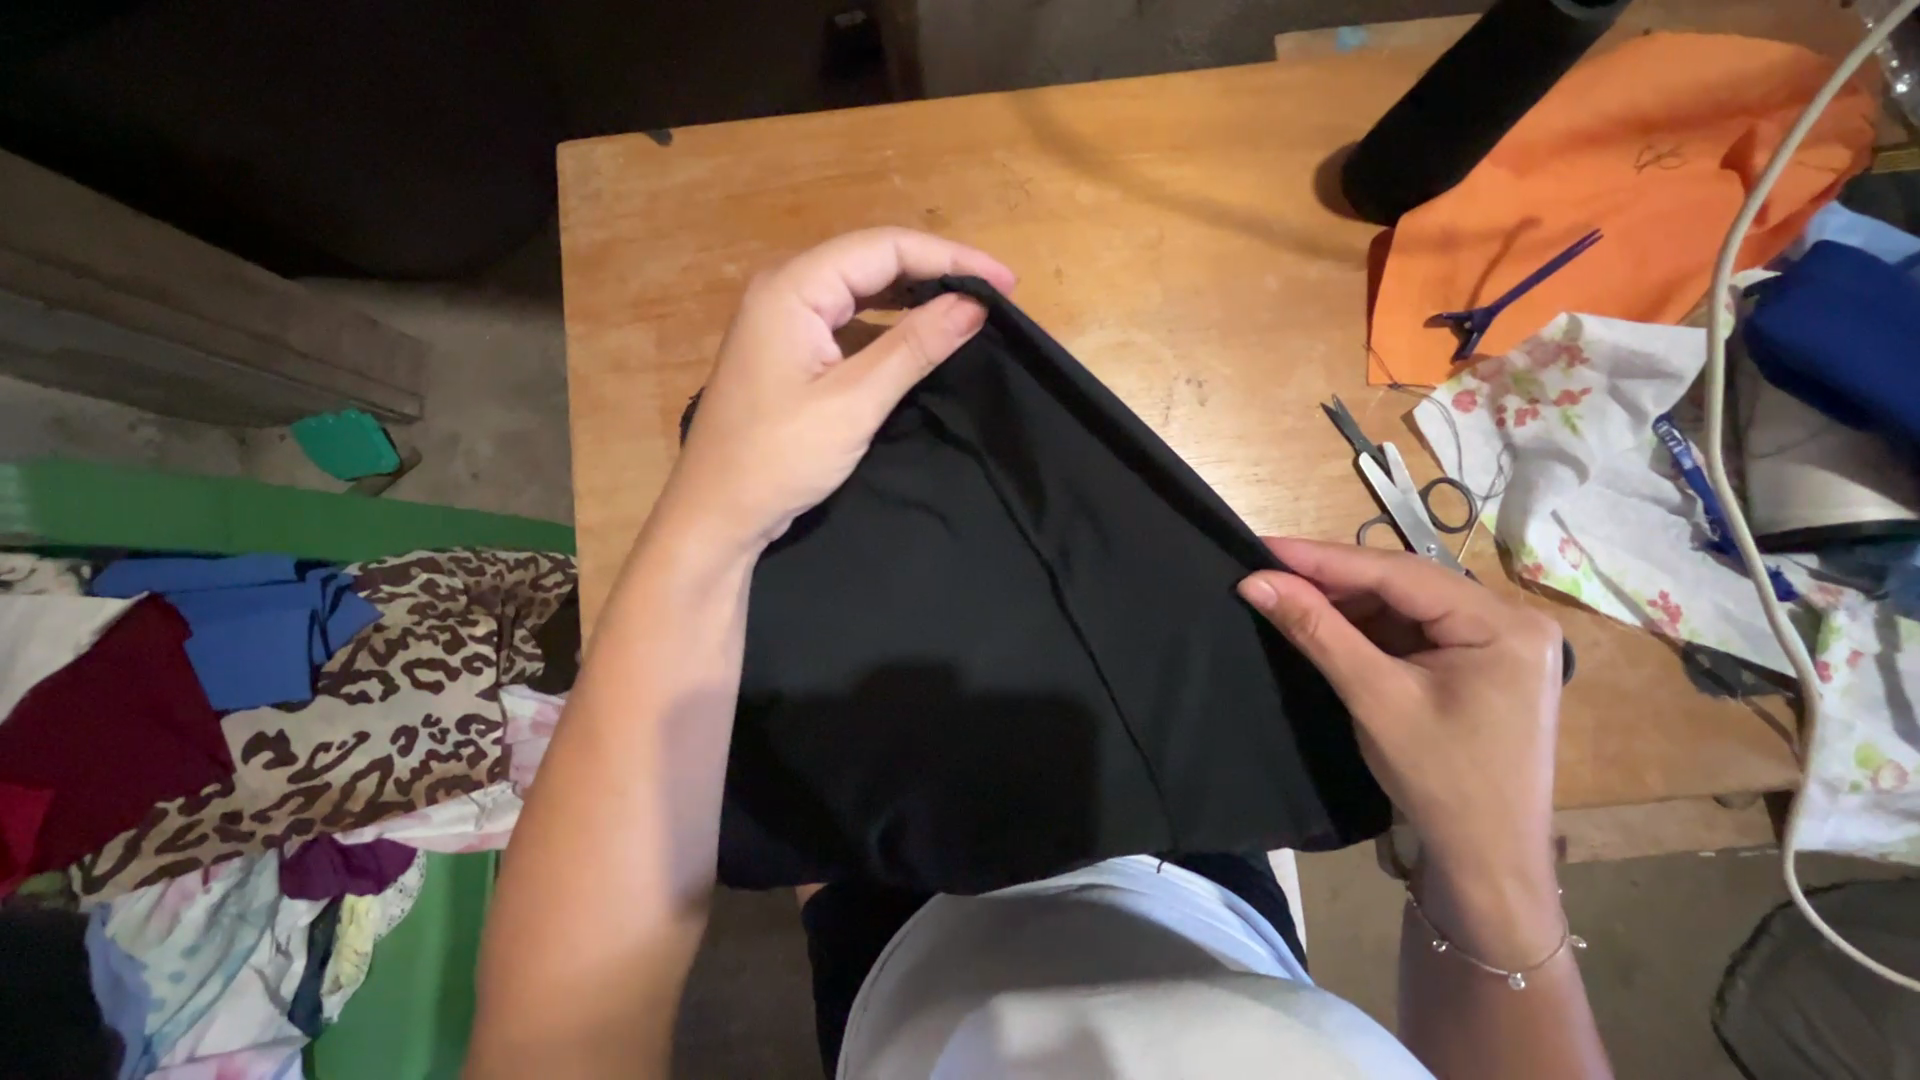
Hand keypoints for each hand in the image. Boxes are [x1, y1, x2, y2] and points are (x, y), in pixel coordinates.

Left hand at [656, 228, 1015, 552]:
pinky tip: (923, 336)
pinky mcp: (791, 350)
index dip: (951, 258)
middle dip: (937, 272)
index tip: (1006, 282)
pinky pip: (850, 321)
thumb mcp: (853, 402)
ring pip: (862, 290)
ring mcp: (786, 320)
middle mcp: (786, 290)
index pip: (884, 248)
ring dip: (916, 297)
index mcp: (793, 288)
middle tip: (997, 295)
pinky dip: (890, 325)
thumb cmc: (778, 457)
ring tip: (970, 310)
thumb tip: (974, 305)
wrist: (717, 513)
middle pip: (873, 260)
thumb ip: (913, 347)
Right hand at [1237, 538, 1563, 878]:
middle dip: (1334, 580)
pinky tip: (1326, 622)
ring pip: (1404, 604)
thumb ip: (1317, 631)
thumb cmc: (1440, 780)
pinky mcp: (1478, 661)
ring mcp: (1497, 640)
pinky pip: (1413, 628)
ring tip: (1287, 594)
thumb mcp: (1375, 698)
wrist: (1488, 857)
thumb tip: (1256, 582)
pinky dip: (1366, 627)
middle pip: (1404, 584)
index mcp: (1502, 624)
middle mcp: (1509, 619)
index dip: (1325, 559)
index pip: (1400, 573)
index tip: (1265, 546)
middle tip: (1269, 571)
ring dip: (1347, 603)